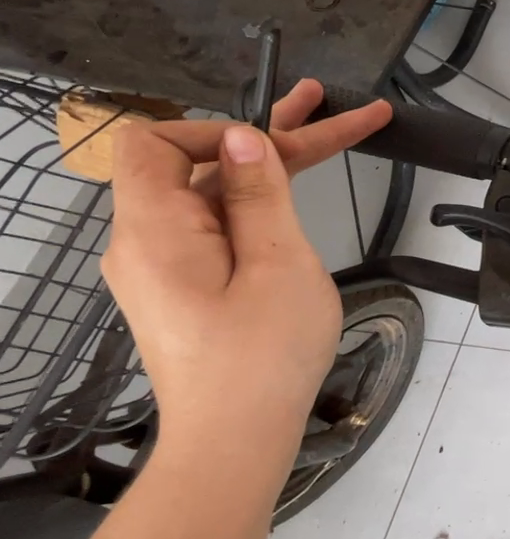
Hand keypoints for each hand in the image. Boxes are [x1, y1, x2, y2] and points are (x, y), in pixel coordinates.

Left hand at [101, 83, 391, 450]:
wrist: (238, 431)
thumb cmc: (263, 350)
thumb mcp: (278, 265)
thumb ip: (260, 198)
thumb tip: (242, 140)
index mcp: (156, 232)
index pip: (153, 145)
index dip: (216, 132)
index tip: (280, 149)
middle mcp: (147, 241)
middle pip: (197, 166)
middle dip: (267, 134)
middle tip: (334, 107)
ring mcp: (165, 263)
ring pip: (214, 193)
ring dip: (269, 162)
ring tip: (331, 127)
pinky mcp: (187, 282)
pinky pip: (216, 224)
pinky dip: (259, 198)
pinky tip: (295, 188)